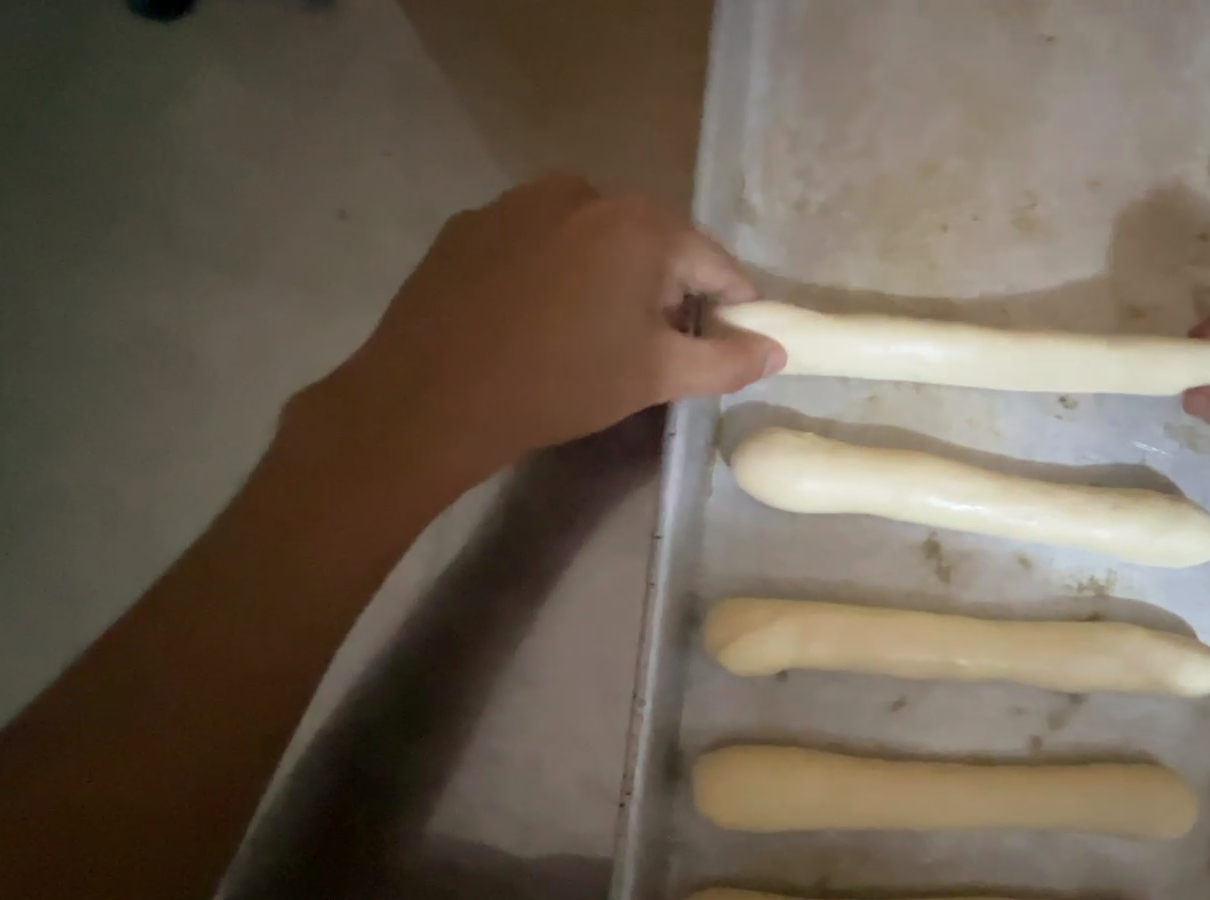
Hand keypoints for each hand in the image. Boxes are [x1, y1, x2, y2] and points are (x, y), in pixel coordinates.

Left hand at [286, 175, 782, 492]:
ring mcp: (521, 201)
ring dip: (615, 281)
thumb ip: (728, 361)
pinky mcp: (475, 222)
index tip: (731, 343)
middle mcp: (584, 192)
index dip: (732, 307)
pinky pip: (545, 243)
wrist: (432, 397)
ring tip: (598, 336)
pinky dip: (562, 274)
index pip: (714, 263)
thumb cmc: (563, 384)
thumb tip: (777, 352)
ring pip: (598, 241)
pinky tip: (544, 321)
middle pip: (656, 245)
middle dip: (670, 293)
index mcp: (640, 225)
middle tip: (660, 349)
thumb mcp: (658, 378)